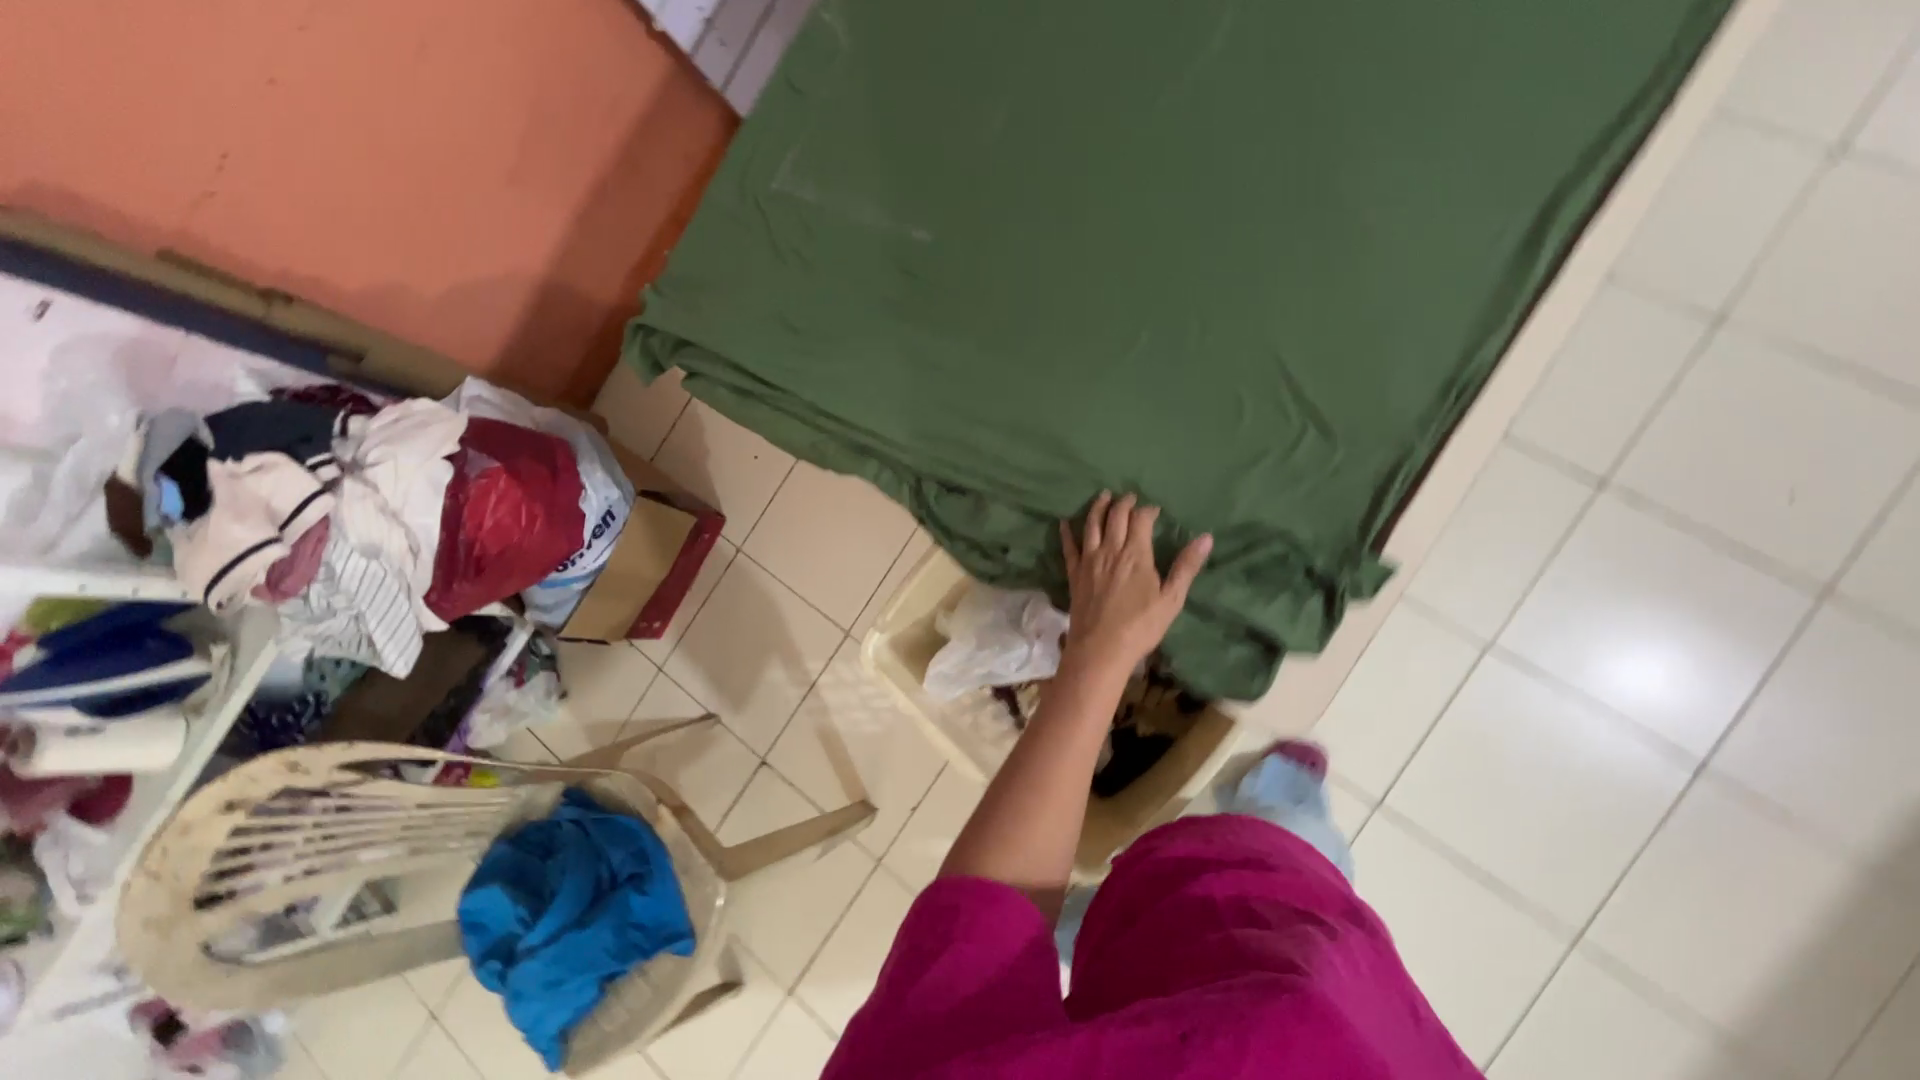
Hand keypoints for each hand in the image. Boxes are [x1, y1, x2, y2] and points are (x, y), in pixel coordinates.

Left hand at [1058, 492, 1212, 676]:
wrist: (1101, 649)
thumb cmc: (1141, 626)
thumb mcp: (1171, 599)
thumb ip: (1186, 566)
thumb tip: (1206, 537)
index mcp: (1136, 554)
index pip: (1141, 520)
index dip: (1148, 510)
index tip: (1154, 509)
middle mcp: (1110, 550)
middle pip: (1115, 517)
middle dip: (1124, 503)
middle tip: (1129, 497)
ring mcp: (1089, 561)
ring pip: (1091, 525)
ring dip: (1098, 507)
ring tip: (1103, 496)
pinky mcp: (1074, 574)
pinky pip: (1069, 547)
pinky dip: (1067, 532)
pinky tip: (1064, 522)